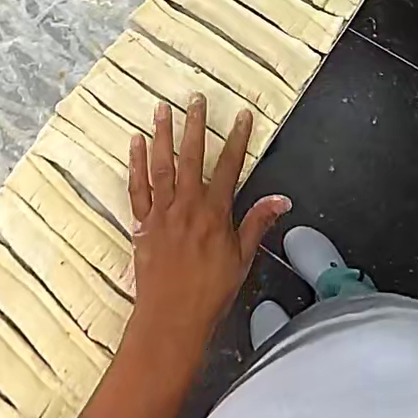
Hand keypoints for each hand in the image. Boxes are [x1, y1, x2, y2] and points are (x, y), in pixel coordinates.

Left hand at [125, 95, 289, 350]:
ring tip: (161, 109)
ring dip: (162, 135)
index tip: (243, 115)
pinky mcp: (142, 223)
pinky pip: (137, 188)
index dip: (238, 138)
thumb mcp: (242, 258)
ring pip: (162, 165)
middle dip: (196, 125)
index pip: (230, 166)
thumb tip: (283, 199)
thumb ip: (258, 223)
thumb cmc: (211, 291)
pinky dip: (135, 164)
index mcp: (215, 212)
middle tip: (196, 98)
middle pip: (193, 157)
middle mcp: (188, 205)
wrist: (170, 319)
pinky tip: (134, 143)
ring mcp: (162, 212)